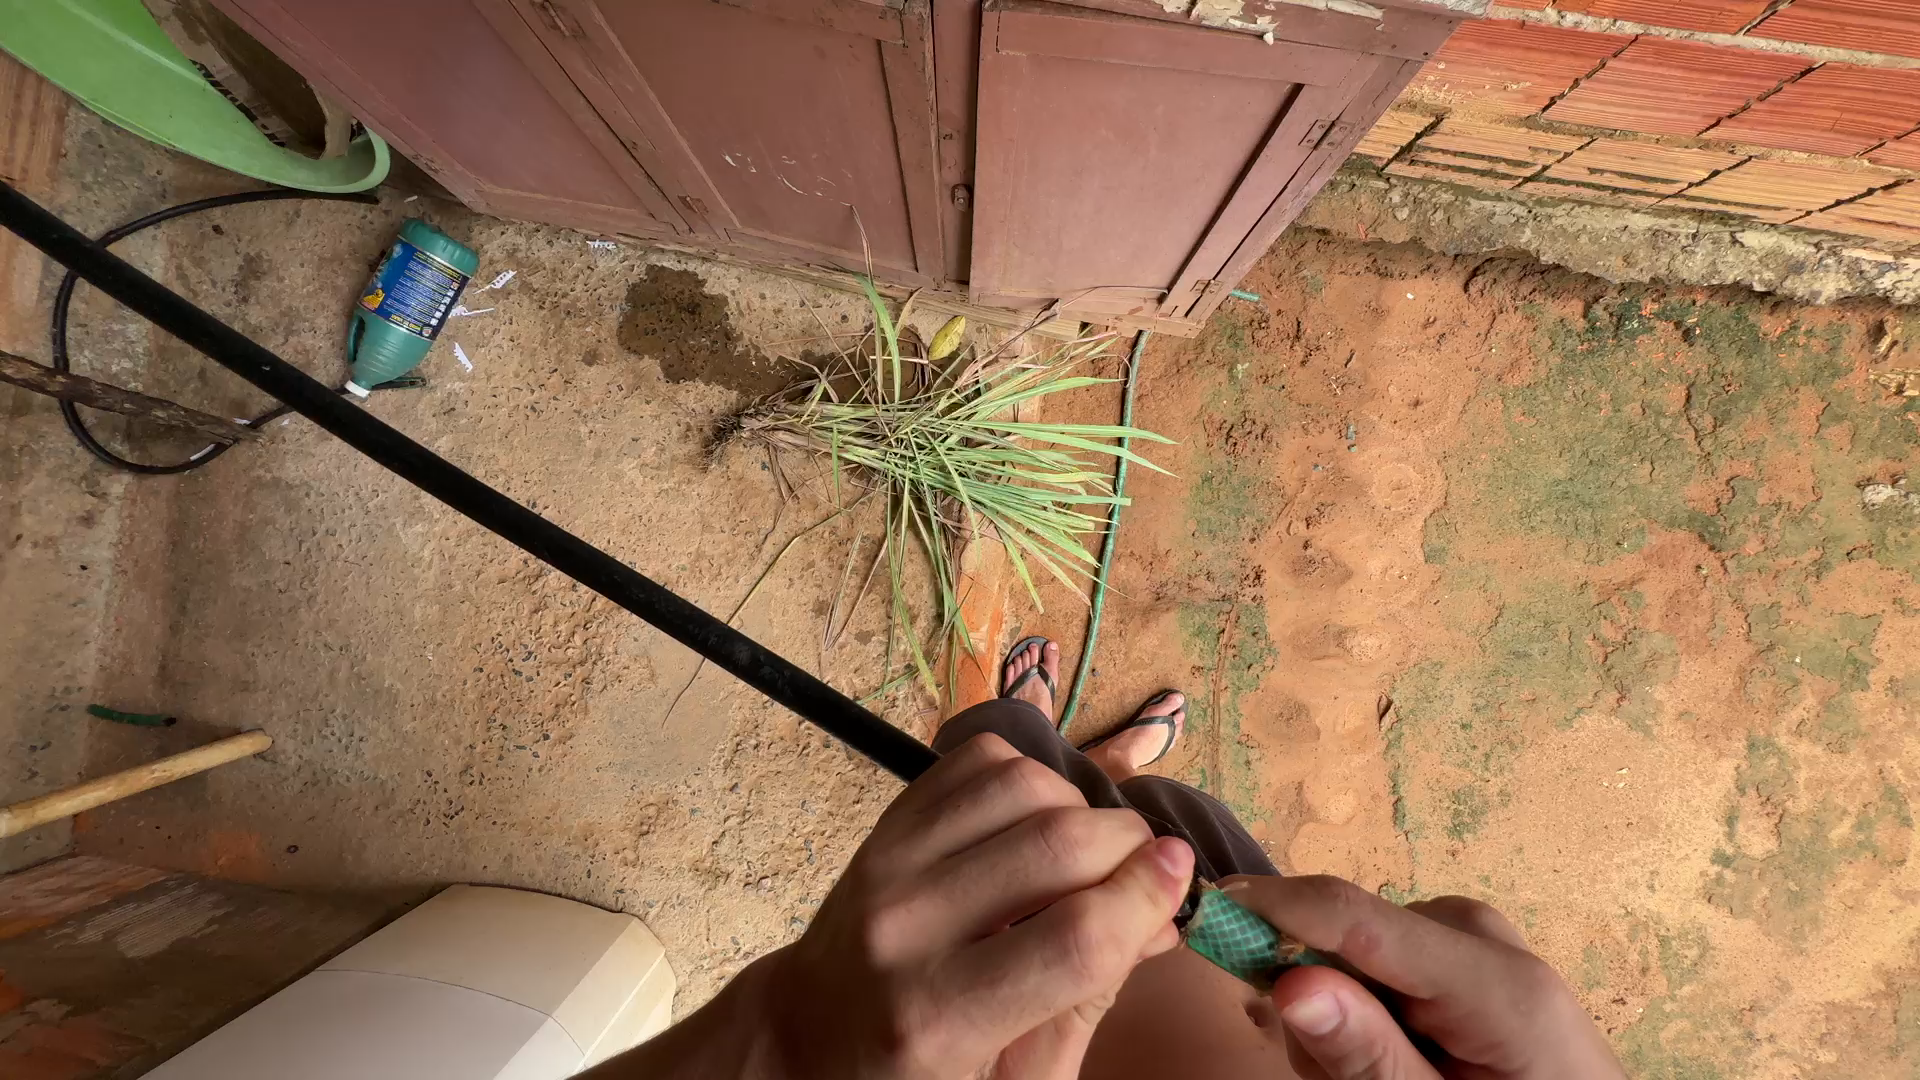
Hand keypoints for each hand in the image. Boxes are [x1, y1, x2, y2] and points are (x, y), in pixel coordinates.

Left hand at [761, 732, 1193, 1079]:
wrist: (813, 1027)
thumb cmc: (919, 1074)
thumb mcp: (1014, 1079)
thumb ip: (1090, 997)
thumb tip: (1161, 913)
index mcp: (938, 1019)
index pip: (1074, 939)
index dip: (1145, 897)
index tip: (1182, 873)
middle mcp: (906, 926)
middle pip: (1054, 845)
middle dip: (1125, 845)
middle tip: (1145, 863)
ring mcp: (889, 857)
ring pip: (1019, 784)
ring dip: (1076, 805)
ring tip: (1084, 846)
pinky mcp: (889, 818)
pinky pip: (977, 759)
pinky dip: (1027, 772)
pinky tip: (1034, 815)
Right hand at [1221, 875, 1623, 1079]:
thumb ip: (1369, 1060)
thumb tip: (1287, 983)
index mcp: (1495, 982)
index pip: (1354, 914)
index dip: (1271, 903)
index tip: (1204, 906)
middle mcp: (1481, 937)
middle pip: (1346, 935)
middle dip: (1308, 990)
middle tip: (1312, 1069)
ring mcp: (1475, 939)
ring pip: (1354, 947)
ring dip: (1334, 1006)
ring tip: (1362, 1075)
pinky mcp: (1465, 949)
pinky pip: (1379, 955)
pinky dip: (1359, 1002)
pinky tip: (1378, 1051)